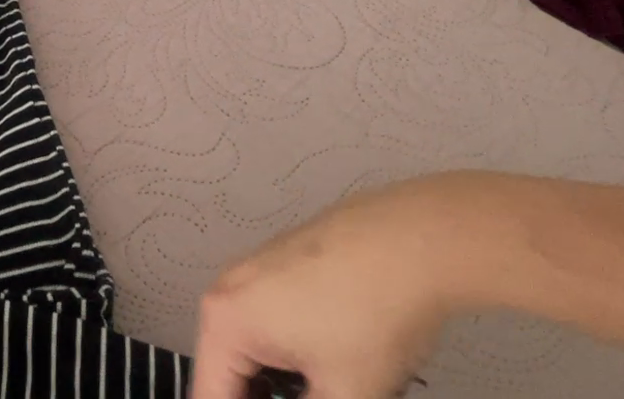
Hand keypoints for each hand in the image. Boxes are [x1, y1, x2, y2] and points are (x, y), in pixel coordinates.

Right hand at [193, 175, 482, 398]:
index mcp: (224, 322)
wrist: (412, 241)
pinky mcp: (281, 262)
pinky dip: (291, 350)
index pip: (211, 395)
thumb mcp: (343, 395)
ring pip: (253, 347)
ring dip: (281, 380)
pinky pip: (269, 319)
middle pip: (230, 371)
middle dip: (267, 395)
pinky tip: (335, 358)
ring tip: (330, 384)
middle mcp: (227, 290)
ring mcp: (253, 269)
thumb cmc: (370, 320)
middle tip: (315, 393)